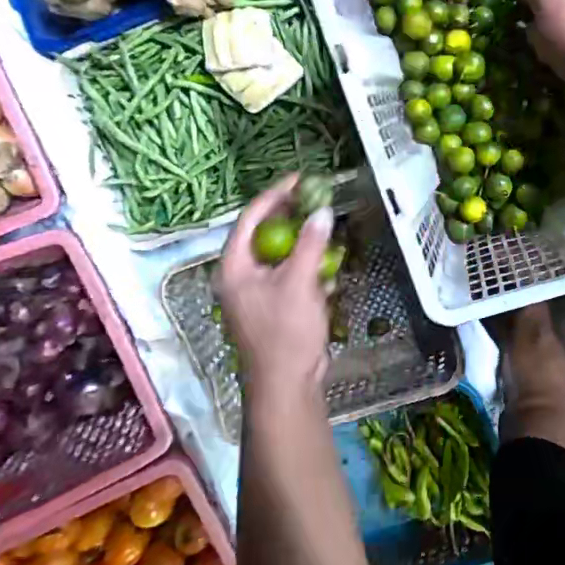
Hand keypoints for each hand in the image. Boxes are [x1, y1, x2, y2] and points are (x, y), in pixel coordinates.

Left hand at [216, 175, 334, 406]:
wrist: (287, 384)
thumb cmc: (285, 332)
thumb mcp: (299, 282)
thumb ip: (311, 244)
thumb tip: (323, 211)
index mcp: (234, 268)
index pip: (250, 219)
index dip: (274, 196)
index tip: (298, 179)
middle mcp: (241, 277)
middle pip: (266, 236)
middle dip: (293, 219)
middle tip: (317, 201)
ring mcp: (258, 294)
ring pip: (282, 257)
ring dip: (306, 245)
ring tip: (328, 230)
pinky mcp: (276, 308)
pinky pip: (292, 277)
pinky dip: (309, 269)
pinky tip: (329, 269)